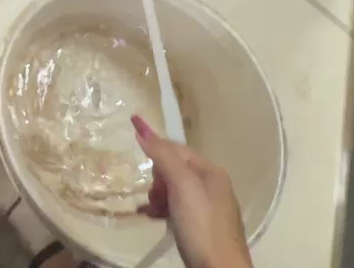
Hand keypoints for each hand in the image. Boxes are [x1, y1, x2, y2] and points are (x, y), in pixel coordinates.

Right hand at [132, 115, 253, 267]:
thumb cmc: (202, 225)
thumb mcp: (181, 185)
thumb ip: (162, 155)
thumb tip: (140, 126)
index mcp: (211, 171)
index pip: (176, 148)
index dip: (157, 154)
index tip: (142, 168)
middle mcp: (213, 186)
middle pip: (175, 169)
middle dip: (158, 179)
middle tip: (154, 196)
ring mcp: (209, 208)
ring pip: (174, 190)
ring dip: (159, 196)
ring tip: (153, 210)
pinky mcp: (203, 228)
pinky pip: (178, 208)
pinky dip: (164, 209)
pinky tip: (154, 217)